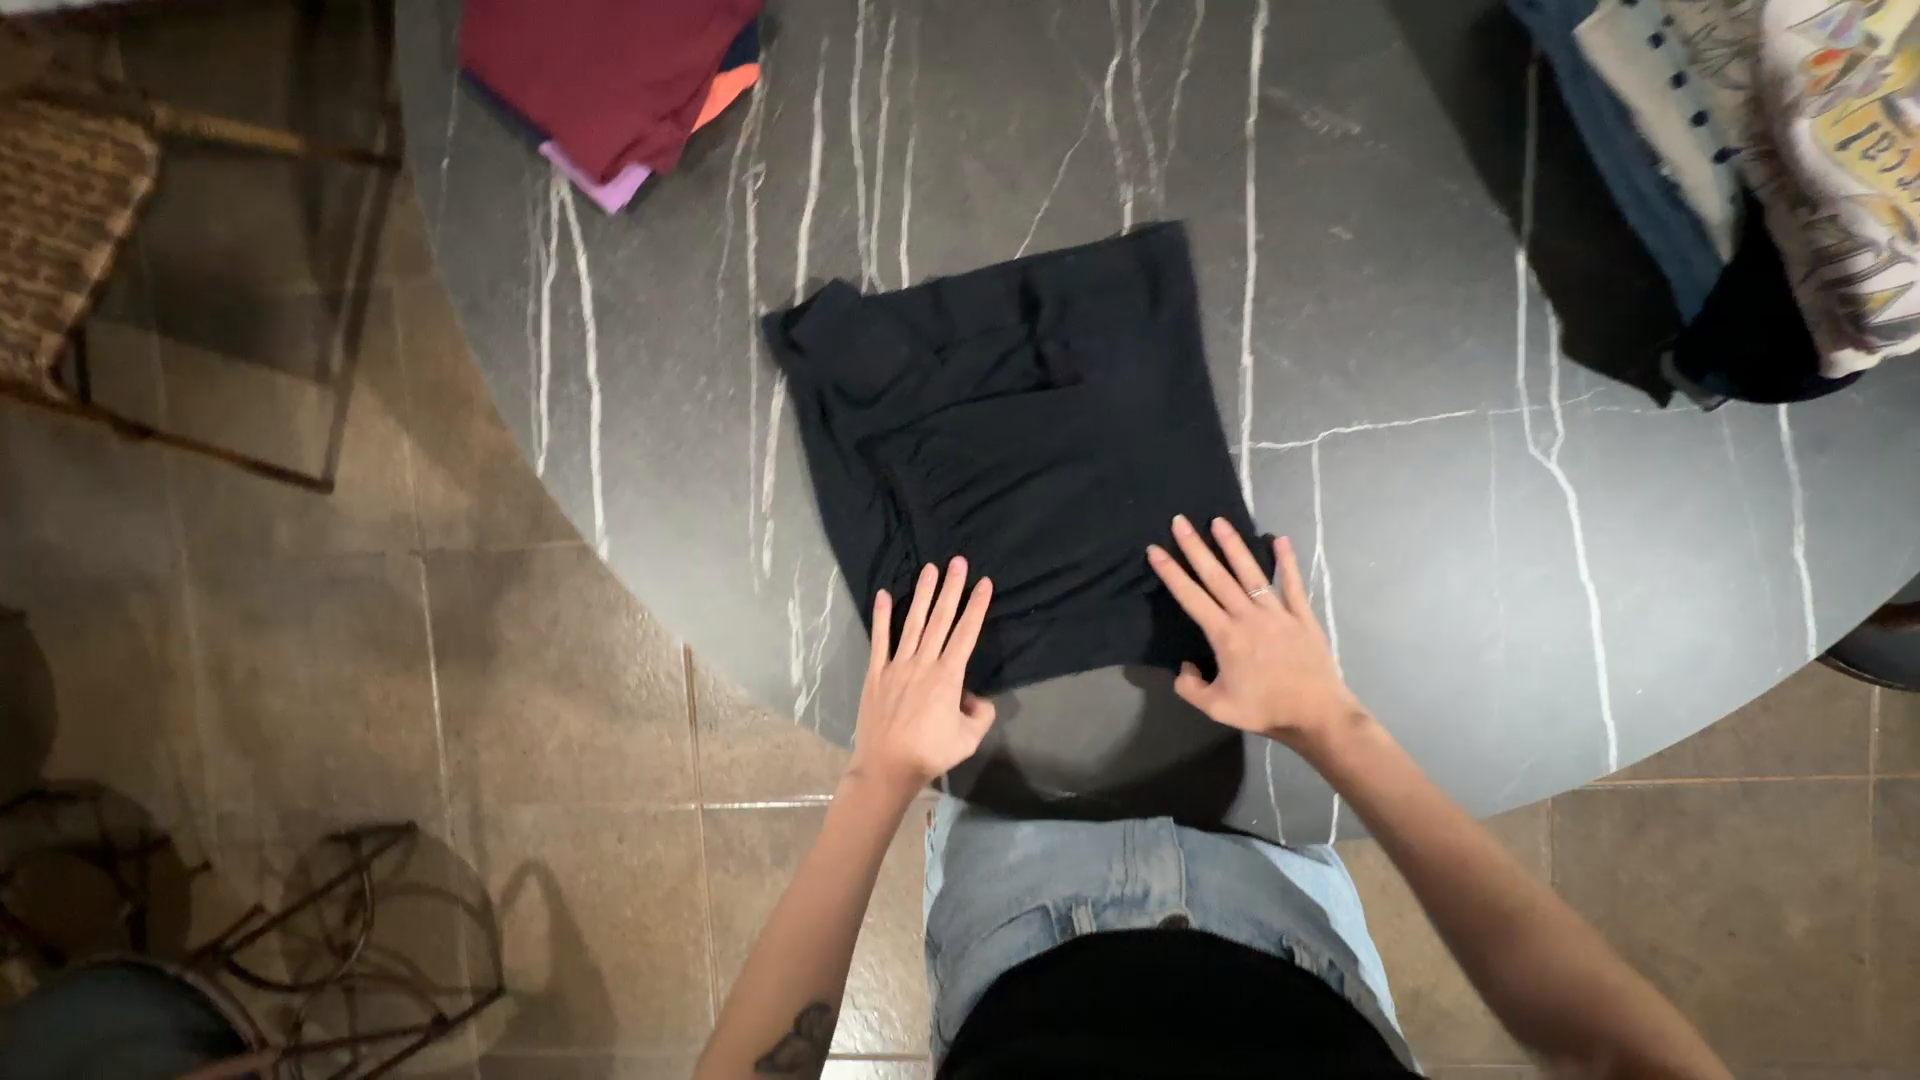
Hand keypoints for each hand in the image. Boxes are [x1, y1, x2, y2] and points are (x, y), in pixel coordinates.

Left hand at [848, 557, 996, 794]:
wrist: (888, 765)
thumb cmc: (931, 753)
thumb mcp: (969, 738)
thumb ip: (980, 714)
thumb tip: (974, 697)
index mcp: (948, 676)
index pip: (966, 633)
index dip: (977, 607)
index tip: (984, 584)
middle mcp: (923, 663)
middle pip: (941, 619)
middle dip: (951, 589)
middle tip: (958, 562)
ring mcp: (897, 665)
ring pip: (913, 623)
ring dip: (923, 594)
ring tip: (930, 569)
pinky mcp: (877, 673)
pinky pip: (880, 640)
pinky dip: (882, 617)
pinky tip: (884, 595)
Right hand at [1146, 515, 1368, 750]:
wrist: (1317, 715)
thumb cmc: (1265, 711)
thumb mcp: (1216, 708)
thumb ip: (1190, 687)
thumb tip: (1185, 666)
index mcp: (1224, 635)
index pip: (1190, 597)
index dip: (1171, 572)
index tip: (1156, 550)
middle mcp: (1247, 616)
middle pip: (1216, 575)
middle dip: (1195, 547)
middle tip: (1181, 522)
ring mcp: (1277, 612)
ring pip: (1250, 572)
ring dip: (1233, 546)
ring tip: (1219, 521)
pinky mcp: (1301, 616)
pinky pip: (1292, 584)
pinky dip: (1287, 561)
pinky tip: (1279, 539)